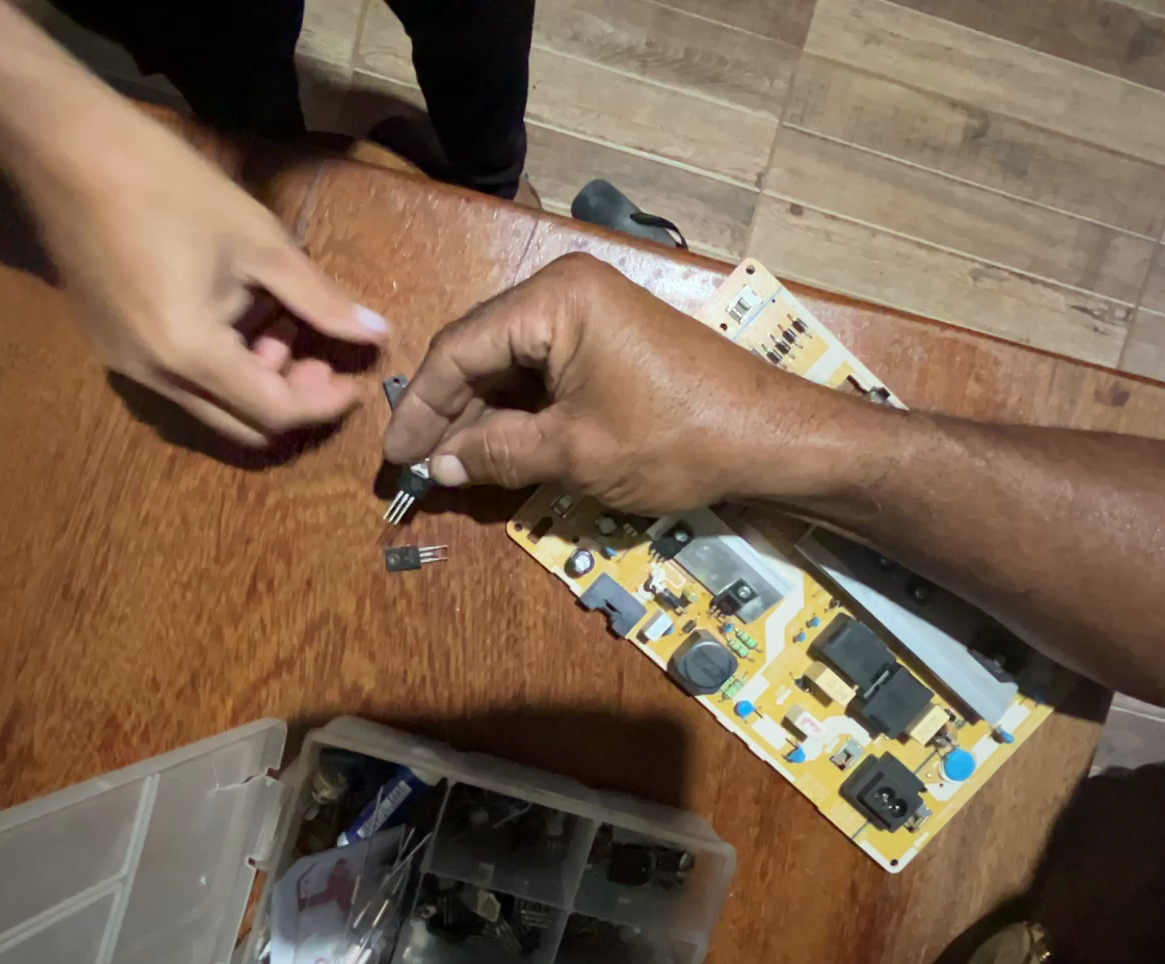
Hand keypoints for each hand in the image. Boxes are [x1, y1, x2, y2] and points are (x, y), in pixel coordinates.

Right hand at [7, 100, 387, 445]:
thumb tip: (379, 334)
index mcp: (190, 354)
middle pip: (245, 426)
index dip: (324, 405)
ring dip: (260, 385)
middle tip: (322, 360)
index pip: (275, 413)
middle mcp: (154, 378)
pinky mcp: (113, 351)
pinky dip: (225, 371)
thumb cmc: (168, 186)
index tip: (356, 383)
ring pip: (215, 409)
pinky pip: (184, 385)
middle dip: (293, 402)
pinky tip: (241, 322)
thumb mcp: (260, 243)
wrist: (59, 144)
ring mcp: (127, 368)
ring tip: (283, 328)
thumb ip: (322, 300)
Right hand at [381, 253, 828, 513]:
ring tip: (452, 466)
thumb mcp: (574, 452)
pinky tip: (498, 447)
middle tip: (420, 467)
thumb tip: (437, 469)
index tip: (395, 457)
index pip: (459, 350)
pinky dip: (519, 412)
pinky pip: (544, 373)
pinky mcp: (608, 340)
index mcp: (552, 300)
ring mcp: (590, 313)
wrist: (769, 438)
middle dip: (449, 413)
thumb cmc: (671, 439)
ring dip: (482, 416)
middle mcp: (565, 292)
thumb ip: (496, 454)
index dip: (420, 408)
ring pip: (512, 366)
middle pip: (481, 353)